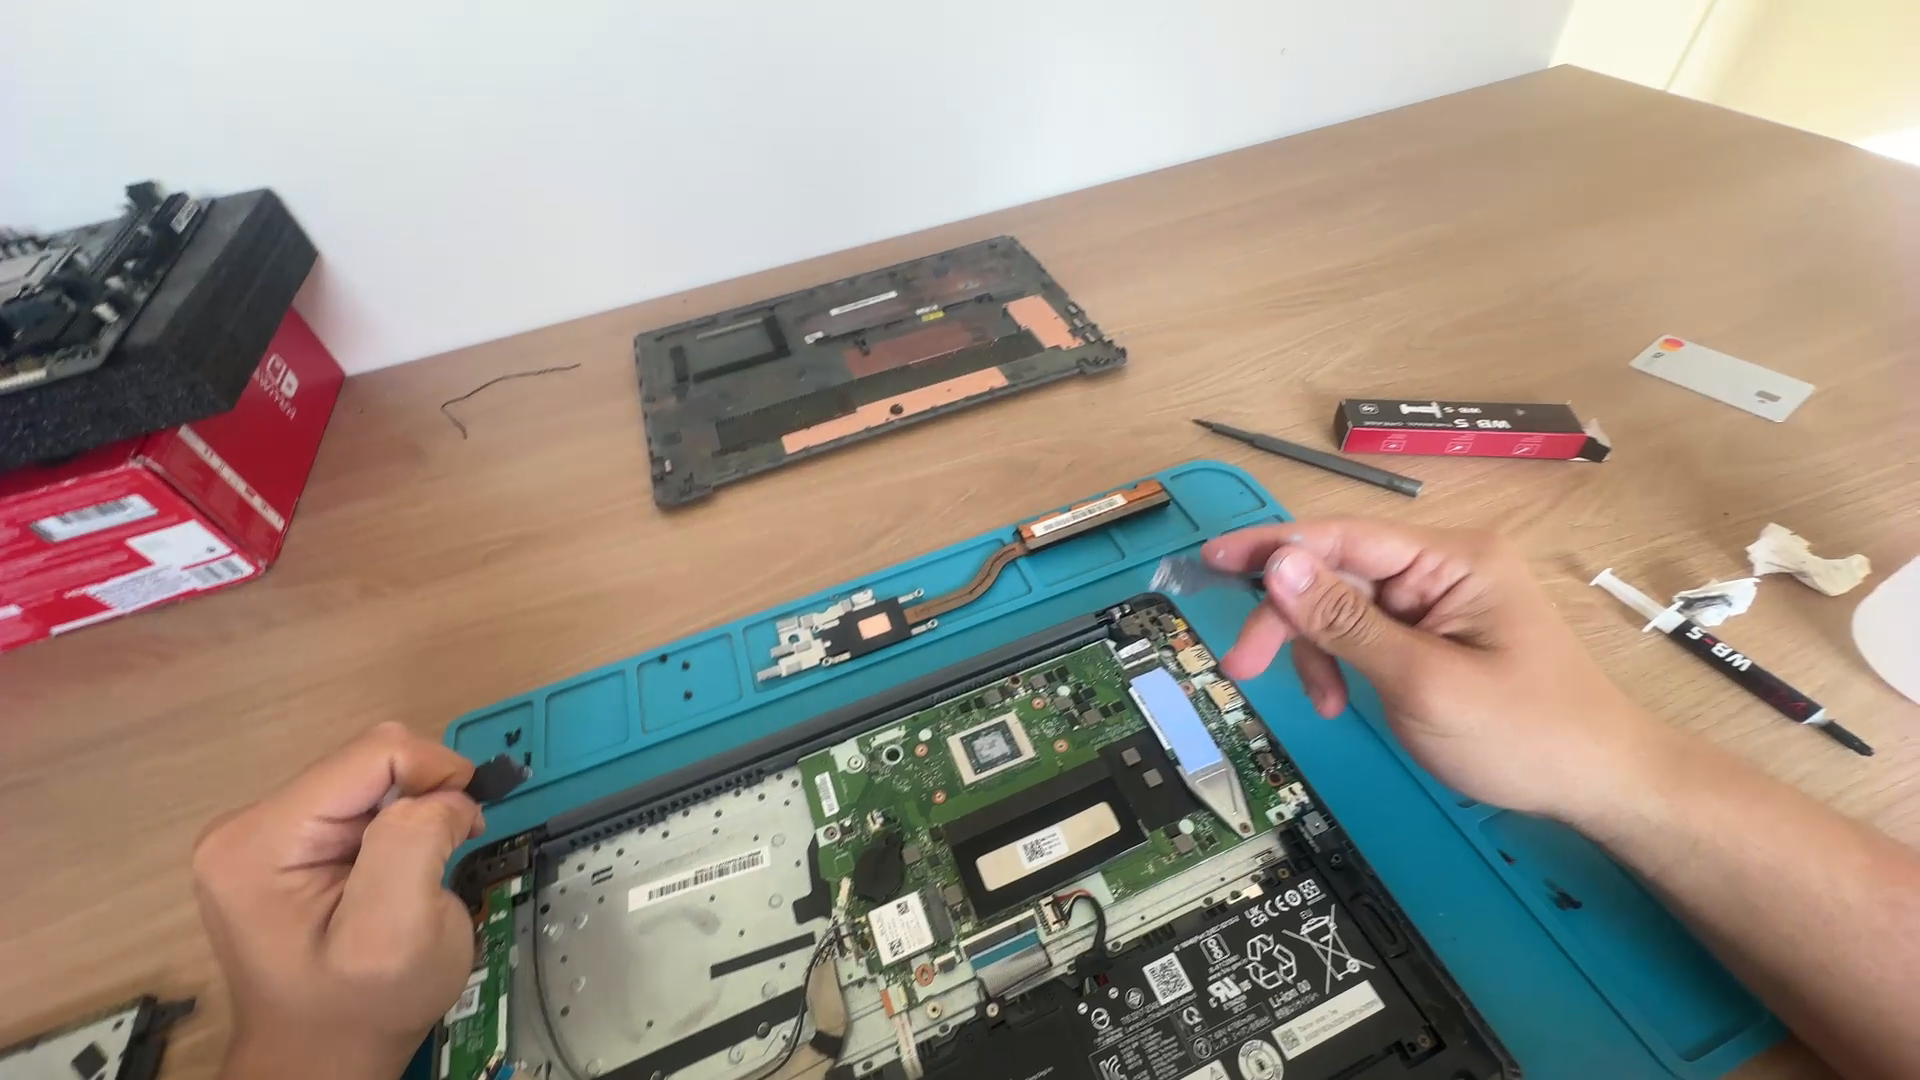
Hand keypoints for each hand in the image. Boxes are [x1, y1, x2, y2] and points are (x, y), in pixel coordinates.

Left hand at [193, 722, 483, 1079]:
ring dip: (422, 806)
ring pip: (381, 770)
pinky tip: (410, 858)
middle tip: (446, 849)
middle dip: (429, 793)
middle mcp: (253, 823)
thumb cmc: (364, 1002)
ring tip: (429, 860)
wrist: (326, 1053)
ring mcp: (271, 829)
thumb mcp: (396, 931)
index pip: (379, 752)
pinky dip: (410, 816)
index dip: (438, 776)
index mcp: (261, 840)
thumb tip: (447, 795)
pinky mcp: (295, 837)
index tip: (461, 829)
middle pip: (377, 757)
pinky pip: (373, 791)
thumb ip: (415, 844)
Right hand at [1201, 519, 1675, 821]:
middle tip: (1240, 665)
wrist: (1602, 788)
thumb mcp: (1423, 681)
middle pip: (1330, 575)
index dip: (1270, 546)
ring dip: (1311, 651)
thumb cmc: (1525, 735)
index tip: (1211, 559)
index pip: (1341, 536)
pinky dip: (1335, 666)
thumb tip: (1277, 564)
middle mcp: (1435, 567)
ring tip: (1320, 703)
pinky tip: (1339, 702)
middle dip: (1286, 619)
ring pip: (1334, 608)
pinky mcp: (1422, 631)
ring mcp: (1429, 599)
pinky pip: (1355, 635)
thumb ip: (1344, 622)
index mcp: (1449, 559)